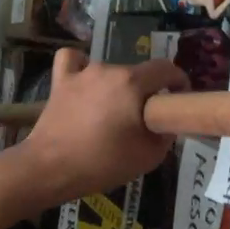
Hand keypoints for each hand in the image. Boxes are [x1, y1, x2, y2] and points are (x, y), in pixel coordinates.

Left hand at [13, 49, 188, 204]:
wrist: (51, 168)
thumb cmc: (103, 163)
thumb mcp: (149, 156)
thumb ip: (165, 133)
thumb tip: (165, 121)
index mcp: (132, 83)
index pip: (166, 69)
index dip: (178, 82)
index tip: (177, 100)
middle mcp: (107, 70)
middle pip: (137, 74)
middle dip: (145, 93)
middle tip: (142, 121)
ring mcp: (80, 73)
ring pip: (109, 72)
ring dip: (116, 88)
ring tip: (110, 115)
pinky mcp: (60, 81)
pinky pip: (73, 61)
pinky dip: (81, 67)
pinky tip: (84, 83)